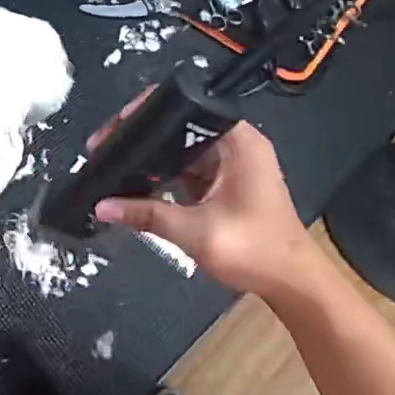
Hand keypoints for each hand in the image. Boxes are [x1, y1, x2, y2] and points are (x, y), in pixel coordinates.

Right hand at [90, 90, 321, 298]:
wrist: (292, 285)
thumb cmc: (253, 250)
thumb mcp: (195, 231)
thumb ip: (146, 214)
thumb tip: (101, 206)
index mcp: (237, 141)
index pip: (188, 108)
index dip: (151, 111)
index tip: (120, 123)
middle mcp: (236, 144)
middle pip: (182, 128)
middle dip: (145, 136)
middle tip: (106, 145)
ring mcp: (231, 164)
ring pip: (182, 151)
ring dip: (153, 158)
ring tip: (114, 159)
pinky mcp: (225, 183)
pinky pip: (188, 170)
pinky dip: (166, 176)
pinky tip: (136, 180)